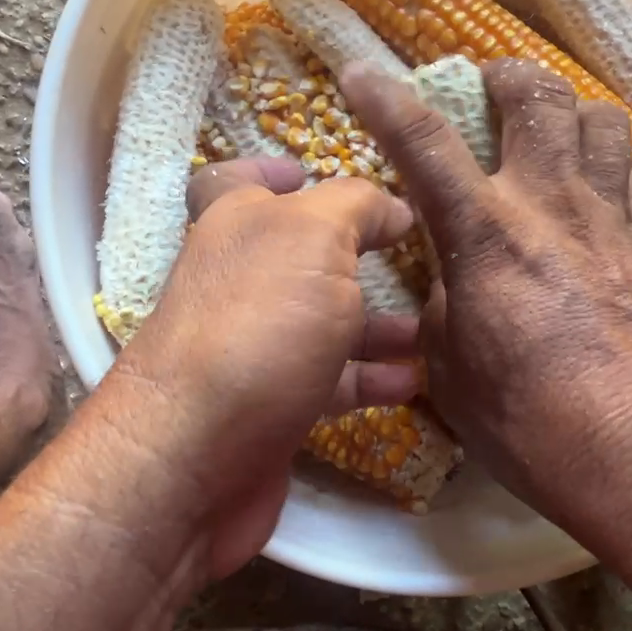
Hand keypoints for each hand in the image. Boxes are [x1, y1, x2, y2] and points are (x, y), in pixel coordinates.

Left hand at [107, 157, 416, 576]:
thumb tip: (393, 208)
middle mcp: (238, 281)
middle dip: (355, 255)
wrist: (196, 460)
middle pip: (297, 256)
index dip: (267, 170)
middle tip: (415, 258)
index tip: (311, 174)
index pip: (231, 180)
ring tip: (435, 326)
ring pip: (322, 323)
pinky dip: (370, 378)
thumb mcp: (314, 240)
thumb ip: (356, 207)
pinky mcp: (272, 407)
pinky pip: (330, 382)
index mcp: (234, 225)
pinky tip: (415, 380)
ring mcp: (253, 348)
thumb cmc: (257, 324)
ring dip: (377, 323)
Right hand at [341, 60, 631, 558]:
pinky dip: (616, 173)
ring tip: (554, 139)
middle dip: (508, 77)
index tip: (361, 72)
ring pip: (603, 121)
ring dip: (571, 117)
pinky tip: (605, 200)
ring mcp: (614, 221)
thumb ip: (444, 304)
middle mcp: (551, 206)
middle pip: (537, 97)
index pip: (423, 143)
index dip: (385, 98)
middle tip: (492, 89)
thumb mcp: (451, 369)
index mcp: (486, 234)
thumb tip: (453, 278)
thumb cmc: (532, 424)